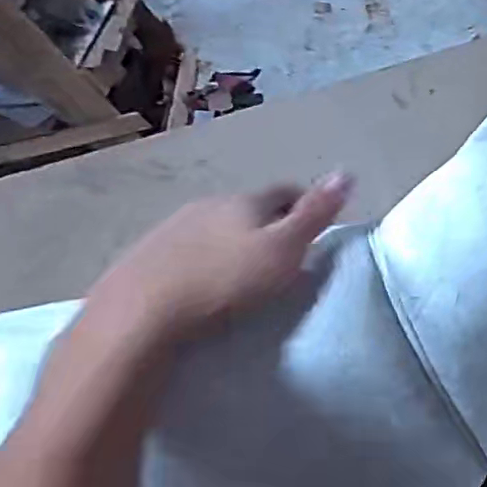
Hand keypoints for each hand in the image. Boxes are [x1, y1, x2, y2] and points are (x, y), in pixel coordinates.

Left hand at [73, 173, 352, 350]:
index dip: (305, 206)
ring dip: (232, 241)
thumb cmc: (225, 281)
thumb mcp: (283, 250)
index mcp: (245, 201)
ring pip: (215, 227)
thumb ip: (315, 214)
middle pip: (249, 208)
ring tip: (242, 273)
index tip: (316, 229)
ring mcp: (173, 227)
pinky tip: (202, 284)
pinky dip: (203, 259)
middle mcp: (209, 204)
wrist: (140, 314)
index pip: (286, 192)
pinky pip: (187, 249)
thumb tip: (346, 171)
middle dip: (268, 224)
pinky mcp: (147, 255)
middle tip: (282, 255)